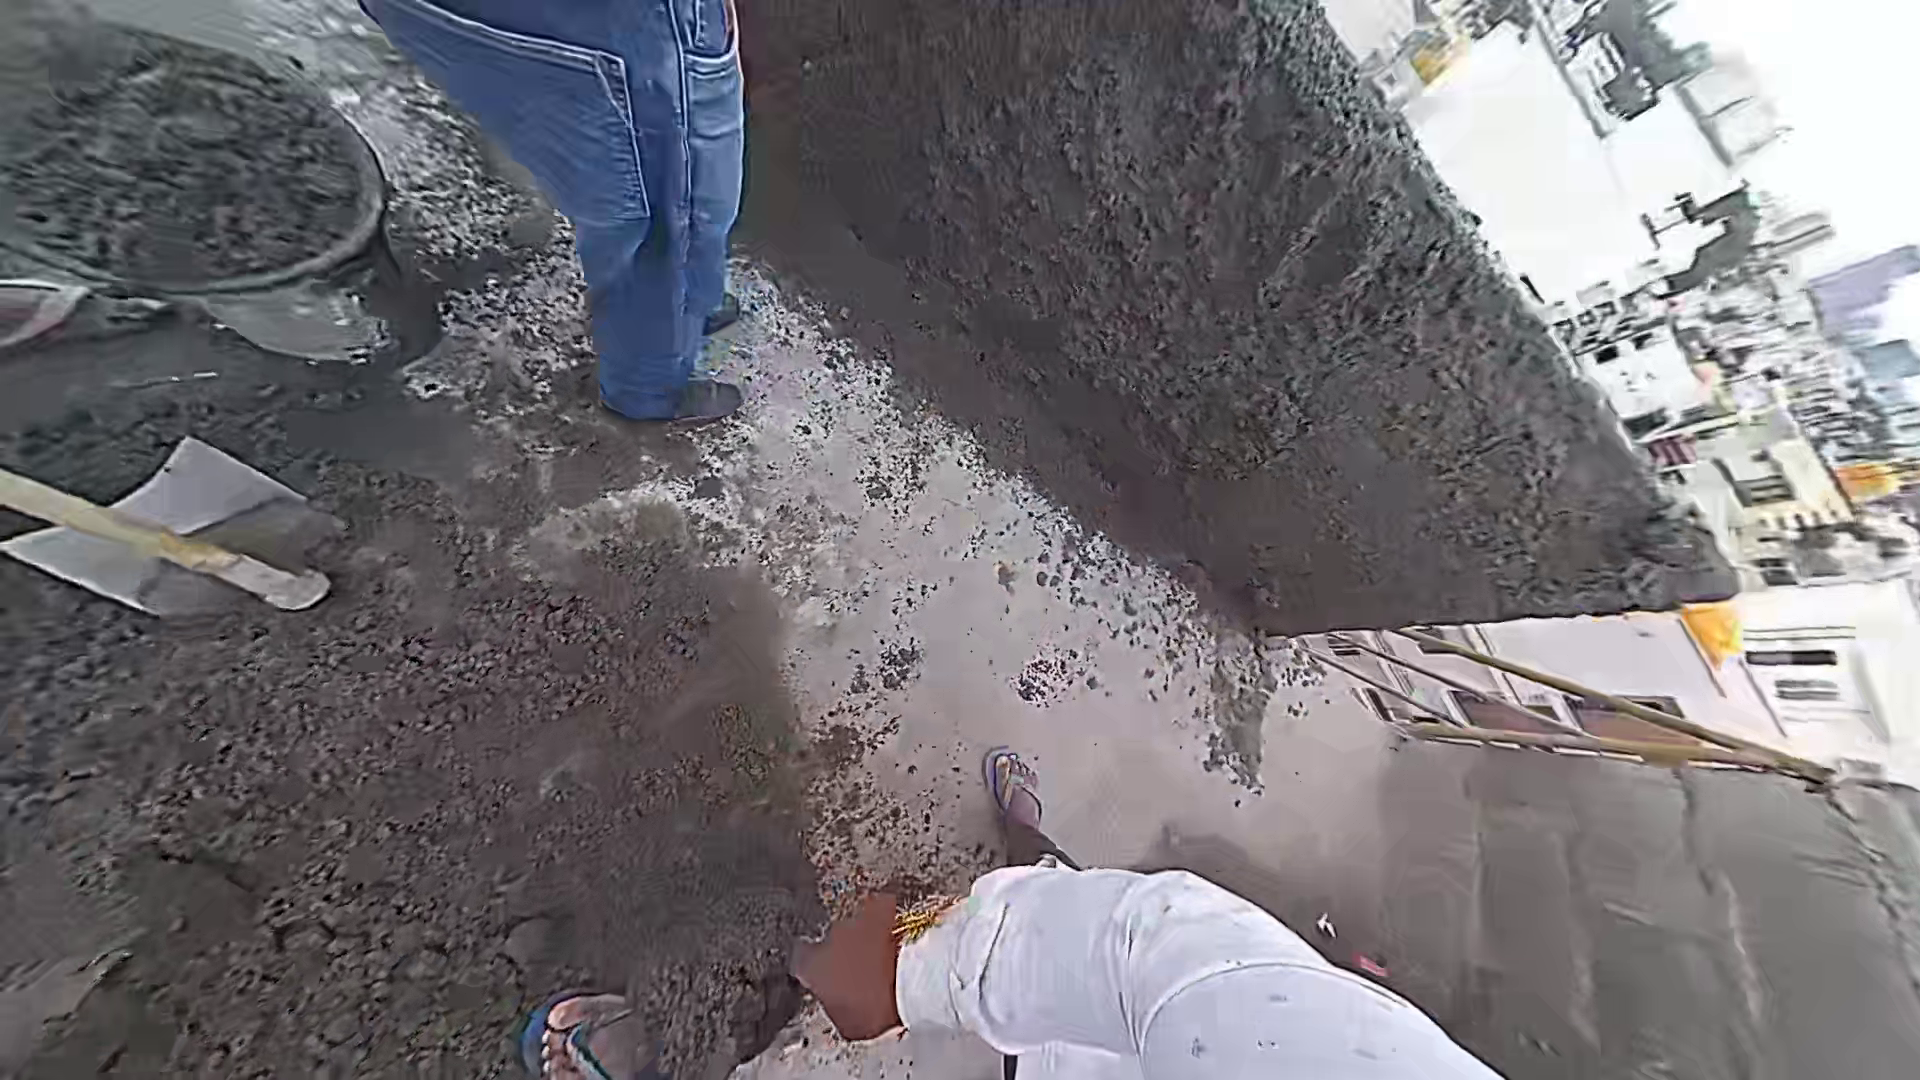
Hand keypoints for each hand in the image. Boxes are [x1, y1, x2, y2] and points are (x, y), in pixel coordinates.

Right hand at [790, 893, 901, 1039]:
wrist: (913, 975)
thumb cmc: (880, 1006)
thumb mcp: (849, 1024)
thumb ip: (832, 1005)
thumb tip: (833, 997)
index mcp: (816, 966)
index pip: (800, 959)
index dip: (808, 963)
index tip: (819, 969)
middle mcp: (830, 935)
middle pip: (830, 939)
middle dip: (842, 948)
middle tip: (860, 964)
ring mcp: (856, 915)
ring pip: (854, 923)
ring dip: (863, 933)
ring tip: (882, 950)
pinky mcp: (880, 902)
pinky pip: (876, 908)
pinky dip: (883, 917)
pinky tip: (895, 934)